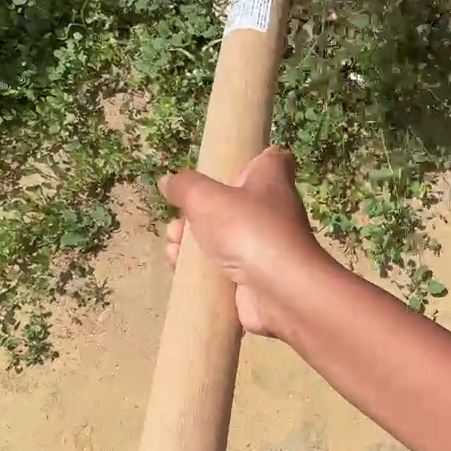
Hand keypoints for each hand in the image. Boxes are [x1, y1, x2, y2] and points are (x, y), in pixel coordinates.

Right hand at [159, 147, 333, 339]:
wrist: (280, 291)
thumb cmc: (249, 230)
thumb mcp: (207, 198)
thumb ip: (185, 186)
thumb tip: (169, 182)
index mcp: (271, 181)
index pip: (270, 159)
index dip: (250, 159)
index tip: (225, 165)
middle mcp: (273, 211)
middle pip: (233, 202)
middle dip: (198, 210)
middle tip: (179, 221)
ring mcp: (265, 246)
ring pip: (224, 237)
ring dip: (192, 240)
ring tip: (174, 245)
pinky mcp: (256, 276)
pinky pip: (223, 267)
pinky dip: (201, 268)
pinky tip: (180, 267)